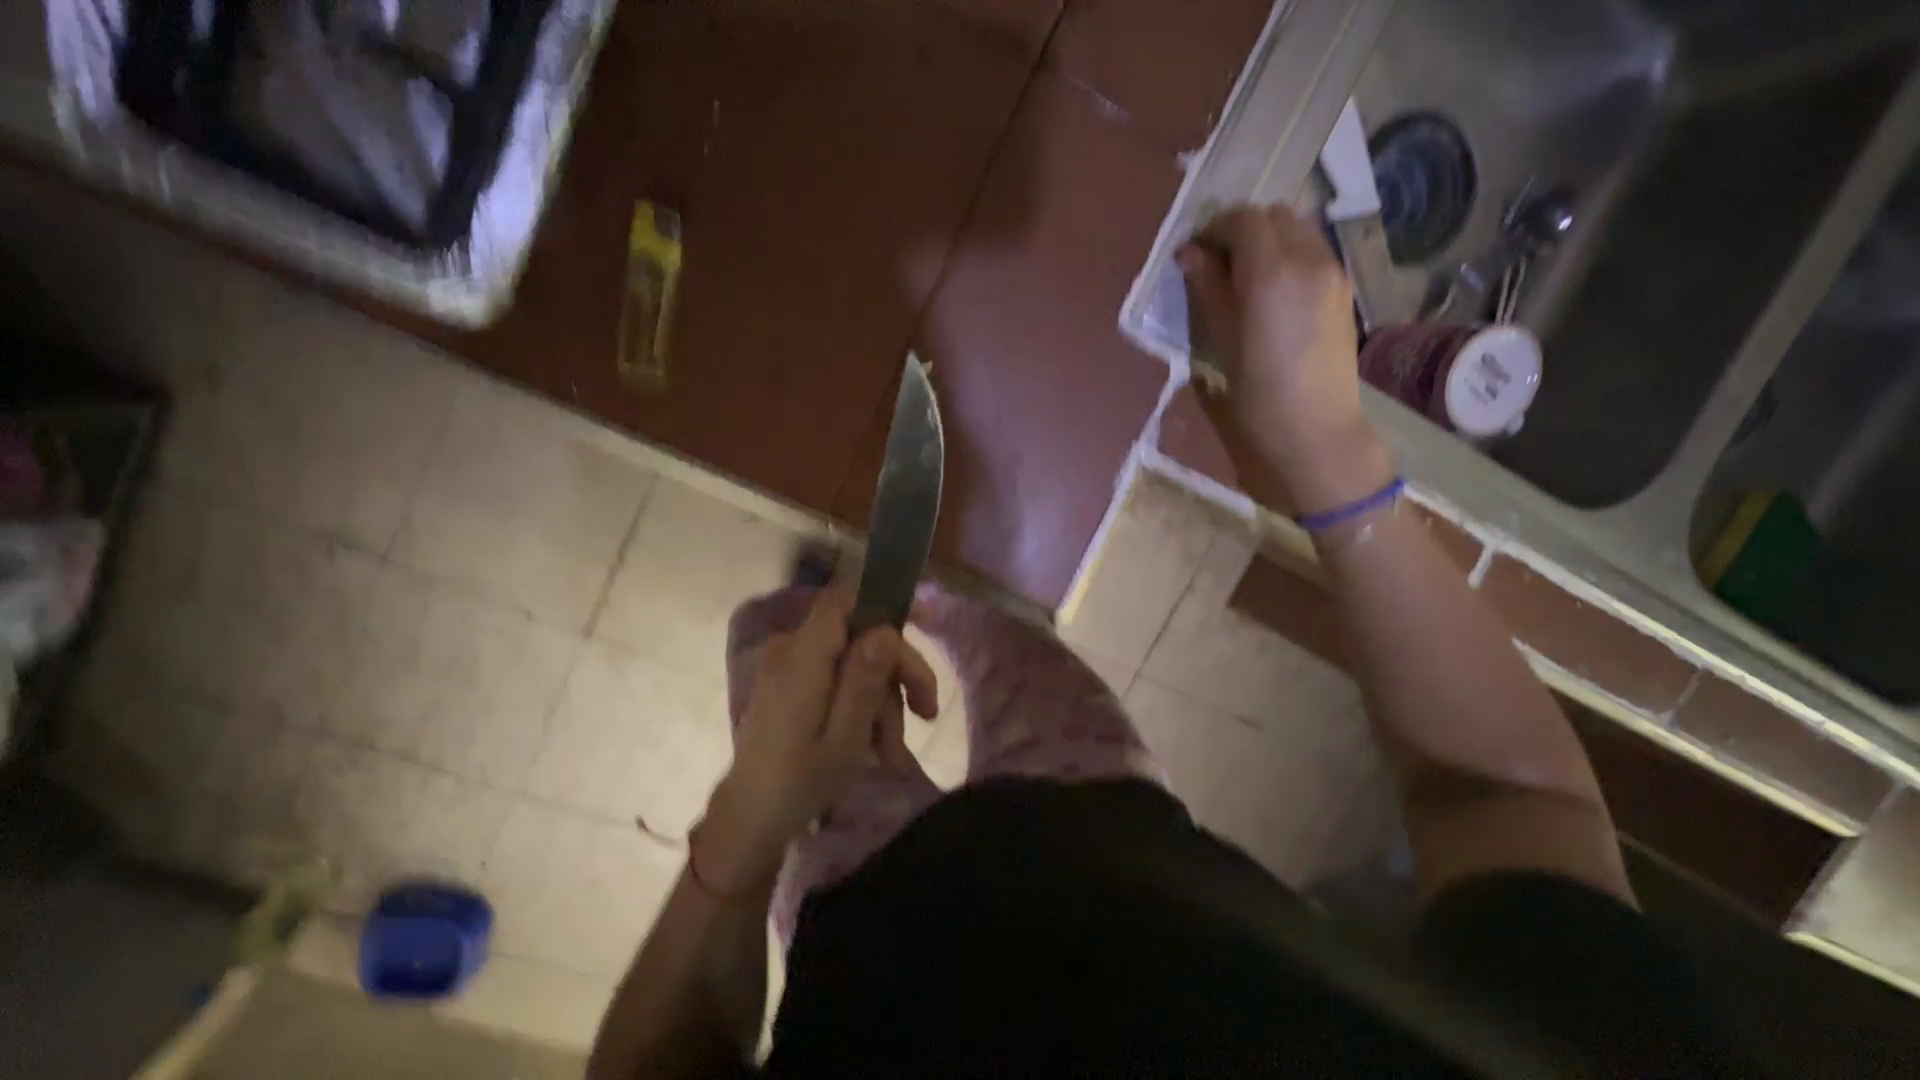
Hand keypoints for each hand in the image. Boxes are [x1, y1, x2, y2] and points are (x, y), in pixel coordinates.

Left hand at [700, 588, 938, 889]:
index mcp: (801, 660)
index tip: (927, 626)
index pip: (843, 602)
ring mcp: (787, 667)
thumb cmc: (799, 784)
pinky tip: (876, 745)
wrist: (749, 819)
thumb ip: (863, 683)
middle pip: (859, 636)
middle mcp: (790, 651)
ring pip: (853, 661)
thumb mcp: (844, 740)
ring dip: (881, 701)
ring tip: (892, 753)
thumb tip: (885, 632)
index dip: (885, 606)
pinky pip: (836, 677)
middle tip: (926, 715)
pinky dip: (860, 705)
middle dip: (896, 674)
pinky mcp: (789, 684)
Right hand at [1178, 204, 1391, 513]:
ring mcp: (1332, 272)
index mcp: (1272, 272)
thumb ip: (1208, 288)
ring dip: (1268, 239)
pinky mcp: (1344, 289)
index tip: (1194, 253)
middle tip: (1217, 262)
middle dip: (1242, 229)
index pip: (1243, 220)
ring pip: (1297, 229)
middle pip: (1273, 216)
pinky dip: (1288, 254)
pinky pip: (1312, 251)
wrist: (1317, 429)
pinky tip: (1272, 291)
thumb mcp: (1222, 340)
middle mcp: (1308, 259)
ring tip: (1244, 275)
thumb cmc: (1259, 394)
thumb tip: (1191, 254)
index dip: (1214, 229)